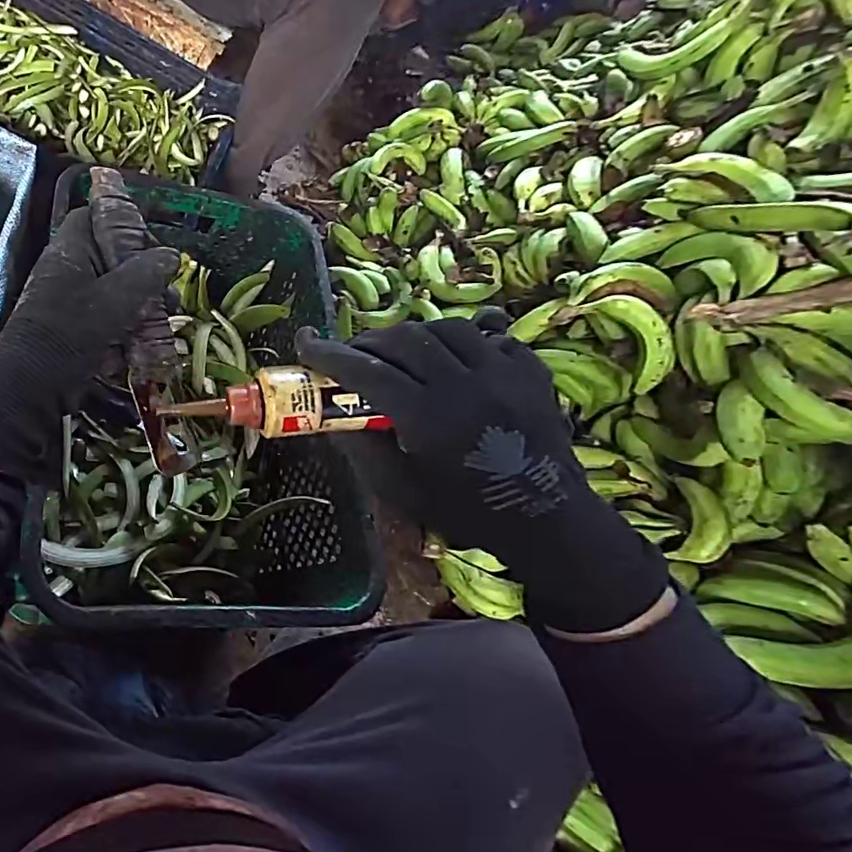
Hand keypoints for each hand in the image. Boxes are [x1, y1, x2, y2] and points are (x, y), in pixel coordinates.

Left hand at [0, 207, 177, 483]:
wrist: (34, 387)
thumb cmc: (70, 332)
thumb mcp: (115, 299)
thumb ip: (146, 274)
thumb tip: (170, 255)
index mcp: (70, 251)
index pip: (93, 217)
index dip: (122, 221)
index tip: (151, 241)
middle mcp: (69, 272)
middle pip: (112, 258)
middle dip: (145, 274)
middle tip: (167, 291)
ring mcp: (72, 303)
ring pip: (115, 293)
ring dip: (143, 306)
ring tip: (164, 319)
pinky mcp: (78, 332)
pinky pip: (108, 323)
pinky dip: (127, 332)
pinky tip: (145, 346)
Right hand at [295, 316, 667, 633]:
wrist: (547, 522)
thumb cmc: (464, 510)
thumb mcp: (398, 489)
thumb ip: (360, 447)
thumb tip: (329, 417)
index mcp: (426, 415)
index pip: (365, 370)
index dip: (328, 354)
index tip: (305, 342)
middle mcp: (464, 383)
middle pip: (405, 339)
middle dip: (370, 340)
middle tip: (354, 353)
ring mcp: (503, 373)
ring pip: (447, 328)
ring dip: (414, 335)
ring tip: (401, 352)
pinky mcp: (531, 372)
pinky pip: (492, 336)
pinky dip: (465, 339)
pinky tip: (454, 356)